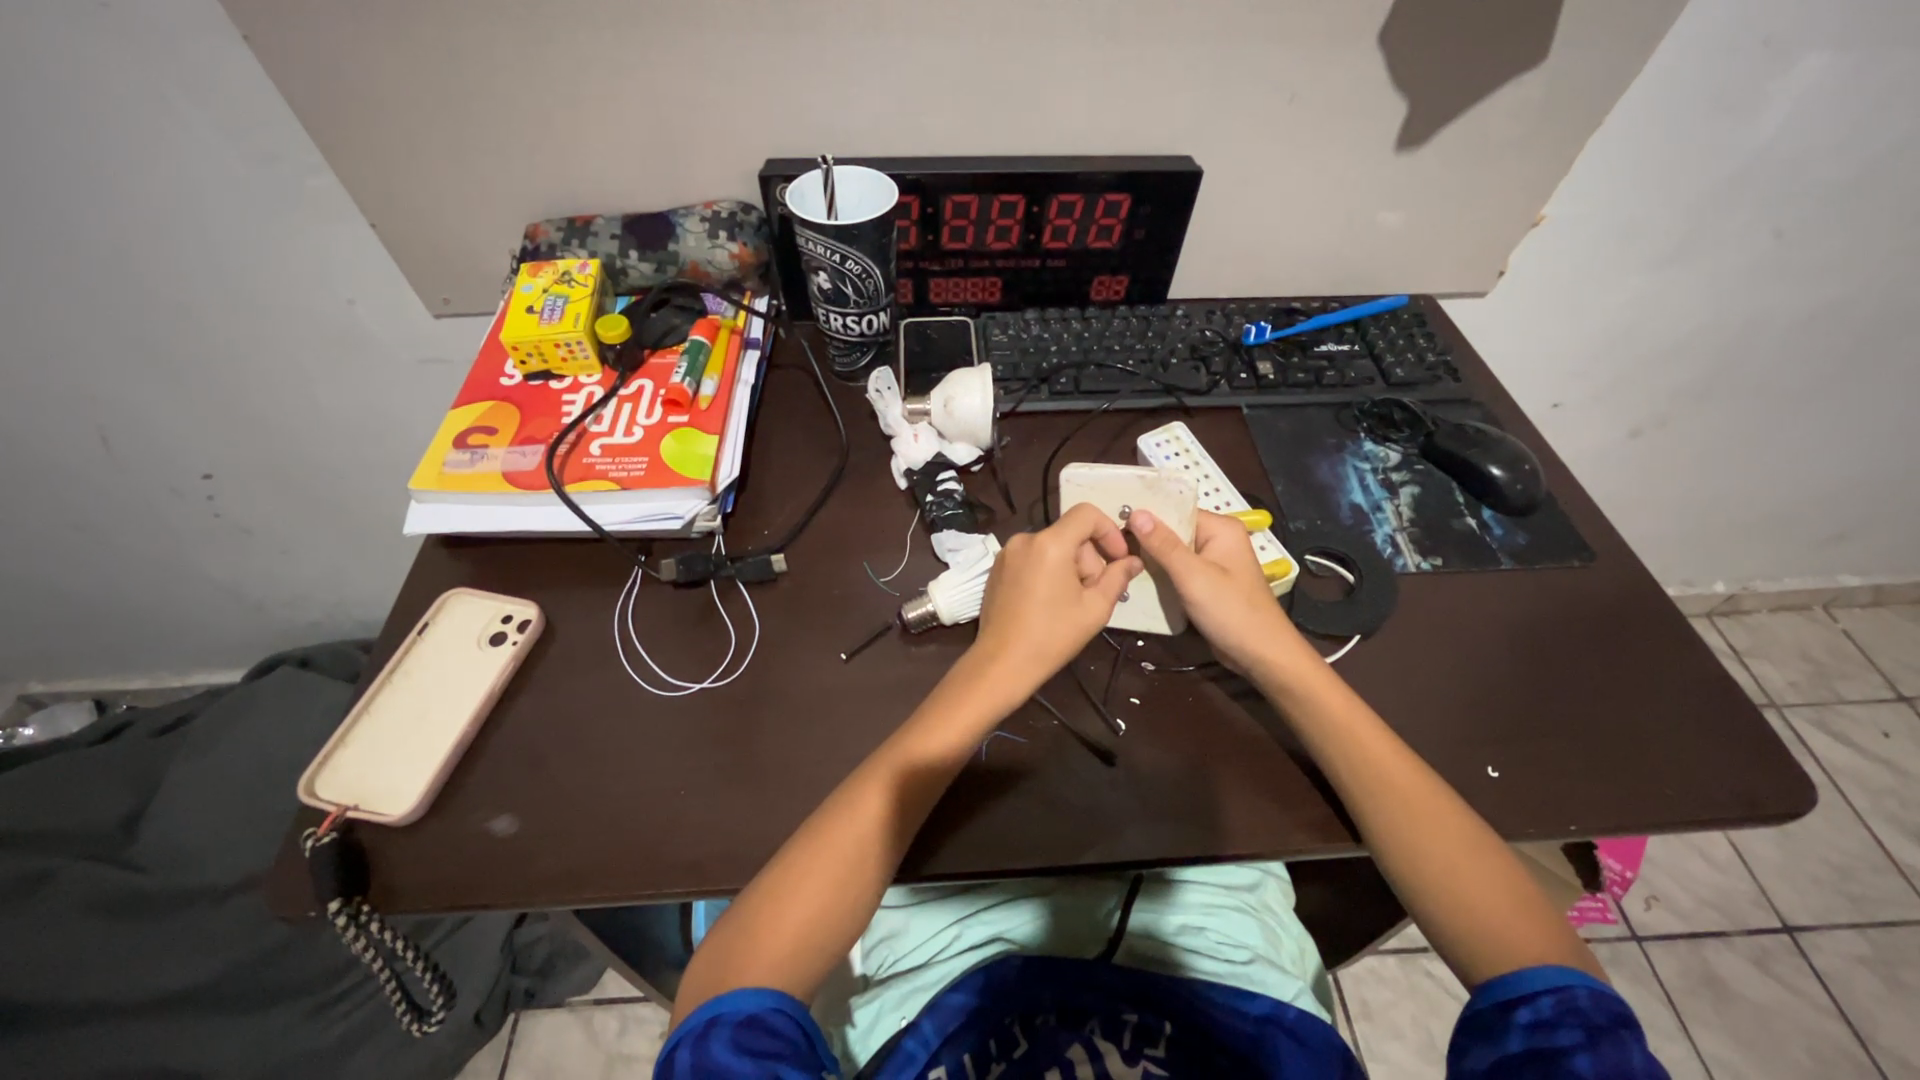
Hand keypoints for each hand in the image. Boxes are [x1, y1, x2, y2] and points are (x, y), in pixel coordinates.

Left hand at [972, 503, 1143, 694]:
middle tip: (1093, 593)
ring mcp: (1007, 553)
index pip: (1086, 513)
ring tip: (1070, 602)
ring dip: (1069, 566)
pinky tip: (1048, 602)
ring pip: (1052, 546)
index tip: (1117, 560)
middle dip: (1088, 559)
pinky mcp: (997, 568)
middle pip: (1070, 534)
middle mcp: (1024, 539)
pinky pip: (1033, 557)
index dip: (1109, 531)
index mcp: (1050, 543)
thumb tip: (1133, 561)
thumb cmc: (1053, 636)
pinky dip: (1048, 570)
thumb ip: (1118, 577)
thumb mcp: (1095, 608)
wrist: (1002, 663)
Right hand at [1127, 509, 1311, 679]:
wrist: (1260, 654)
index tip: (1111, 521)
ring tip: (1115, 559)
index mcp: (1220, 528)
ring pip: (1173, 553)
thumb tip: (1135, 512)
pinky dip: (1160, 575)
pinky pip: (1178, 571)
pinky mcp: (1207, 583)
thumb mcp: (1192, 575)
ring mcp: (1213, 562)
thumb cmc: (1231, 610)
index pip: (1175, 511)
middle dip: (1144, 538)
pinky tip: (1135, 578)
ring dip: (1149, 559)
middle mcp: (1217, 539)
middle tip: (1108, 545)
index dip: (1145, 516)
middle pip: (1173, 531)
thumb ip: (1163, 544)